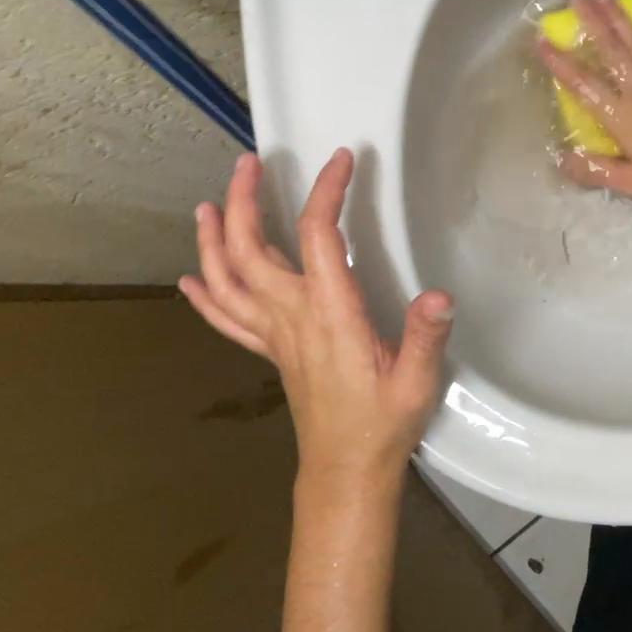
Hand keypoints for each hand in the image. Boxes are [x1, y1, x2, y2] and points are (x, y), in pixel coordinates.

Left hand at [180, 150, 453, 485]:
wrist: (346, 471)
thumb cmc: (383, 423)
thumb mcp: (417, 380)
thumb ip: (425, 335)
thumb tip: (441, 294)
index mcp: (329, 313)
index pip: (317, 237)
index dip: (326, 192)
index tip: (342, 159)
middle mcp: (291, 316)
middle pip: (250, 249)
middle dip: (244, 201)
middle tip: (249, 164)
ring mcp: (274, 334)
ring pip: (228, 280)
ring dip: (214, 240)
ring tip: (209, 205)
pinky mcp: (271, 351)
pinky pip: (227, 319)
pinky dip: (205, 295)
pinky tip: (189, 279)